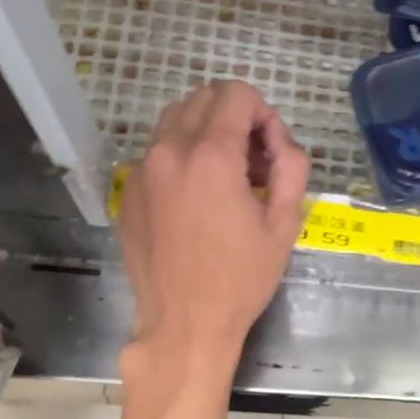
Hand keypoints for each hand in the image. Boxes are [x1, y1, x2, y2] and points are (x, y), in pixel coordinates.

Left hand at [117, 81, 309, 366]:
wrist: (185, 323)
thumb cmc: (242, 279)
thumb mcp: (285, 224)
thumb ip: (291, 166)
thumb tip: (279, 140)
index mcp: (211, 156)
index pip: (236, 94)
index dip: (264, 115)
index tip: (272, 152)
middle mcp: (169, 151)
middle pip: (203, 98)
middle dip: (236, 119)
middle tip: (254, 164)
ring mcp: (141, 169)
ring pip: (175, 119)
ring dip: (207, 133)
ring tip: (227, 179)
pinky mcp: (128, 190)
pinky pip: (158, 151)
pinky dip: (183, 157)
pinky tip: (198, 201)